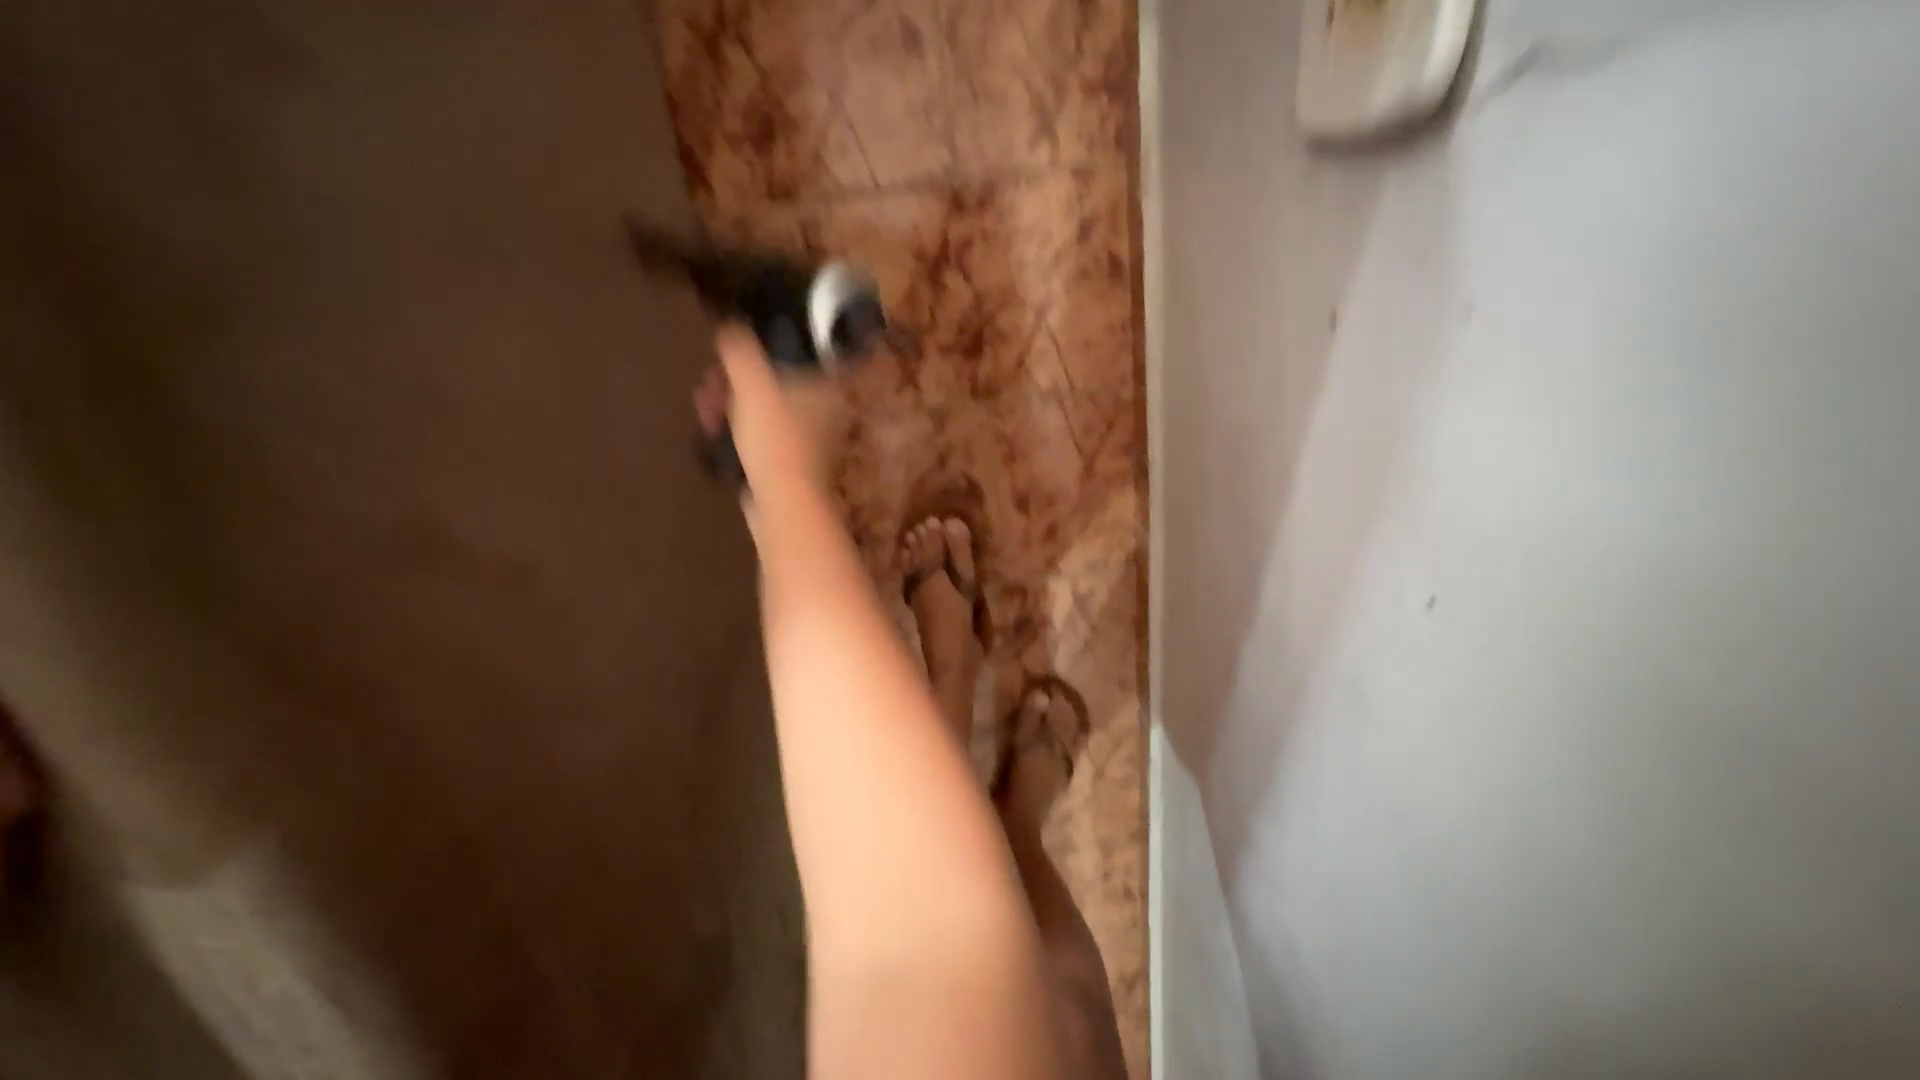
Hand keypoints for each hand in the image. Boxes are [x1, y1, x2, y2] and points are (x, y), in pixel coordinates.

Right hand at [694, 325, 848, 501]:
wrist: (783, 504)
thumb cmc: (775, 438)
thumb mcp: (753, 383)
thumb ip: (740, 349)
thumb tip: (730, 324)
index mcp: (826, 385)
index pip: (794, 353)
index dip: (759, 348)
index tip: (729, 351)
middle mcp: (823, 410)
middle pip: (774, 382)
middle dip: (735, 380)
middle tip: (707, 384)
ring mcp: (807, 440)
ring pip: (765, 410)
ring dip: (731, 405)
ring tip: (704, 409)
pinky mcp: (789, 465)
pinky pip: (760, 437)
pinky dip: (737, 431)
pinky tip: (713, 432)